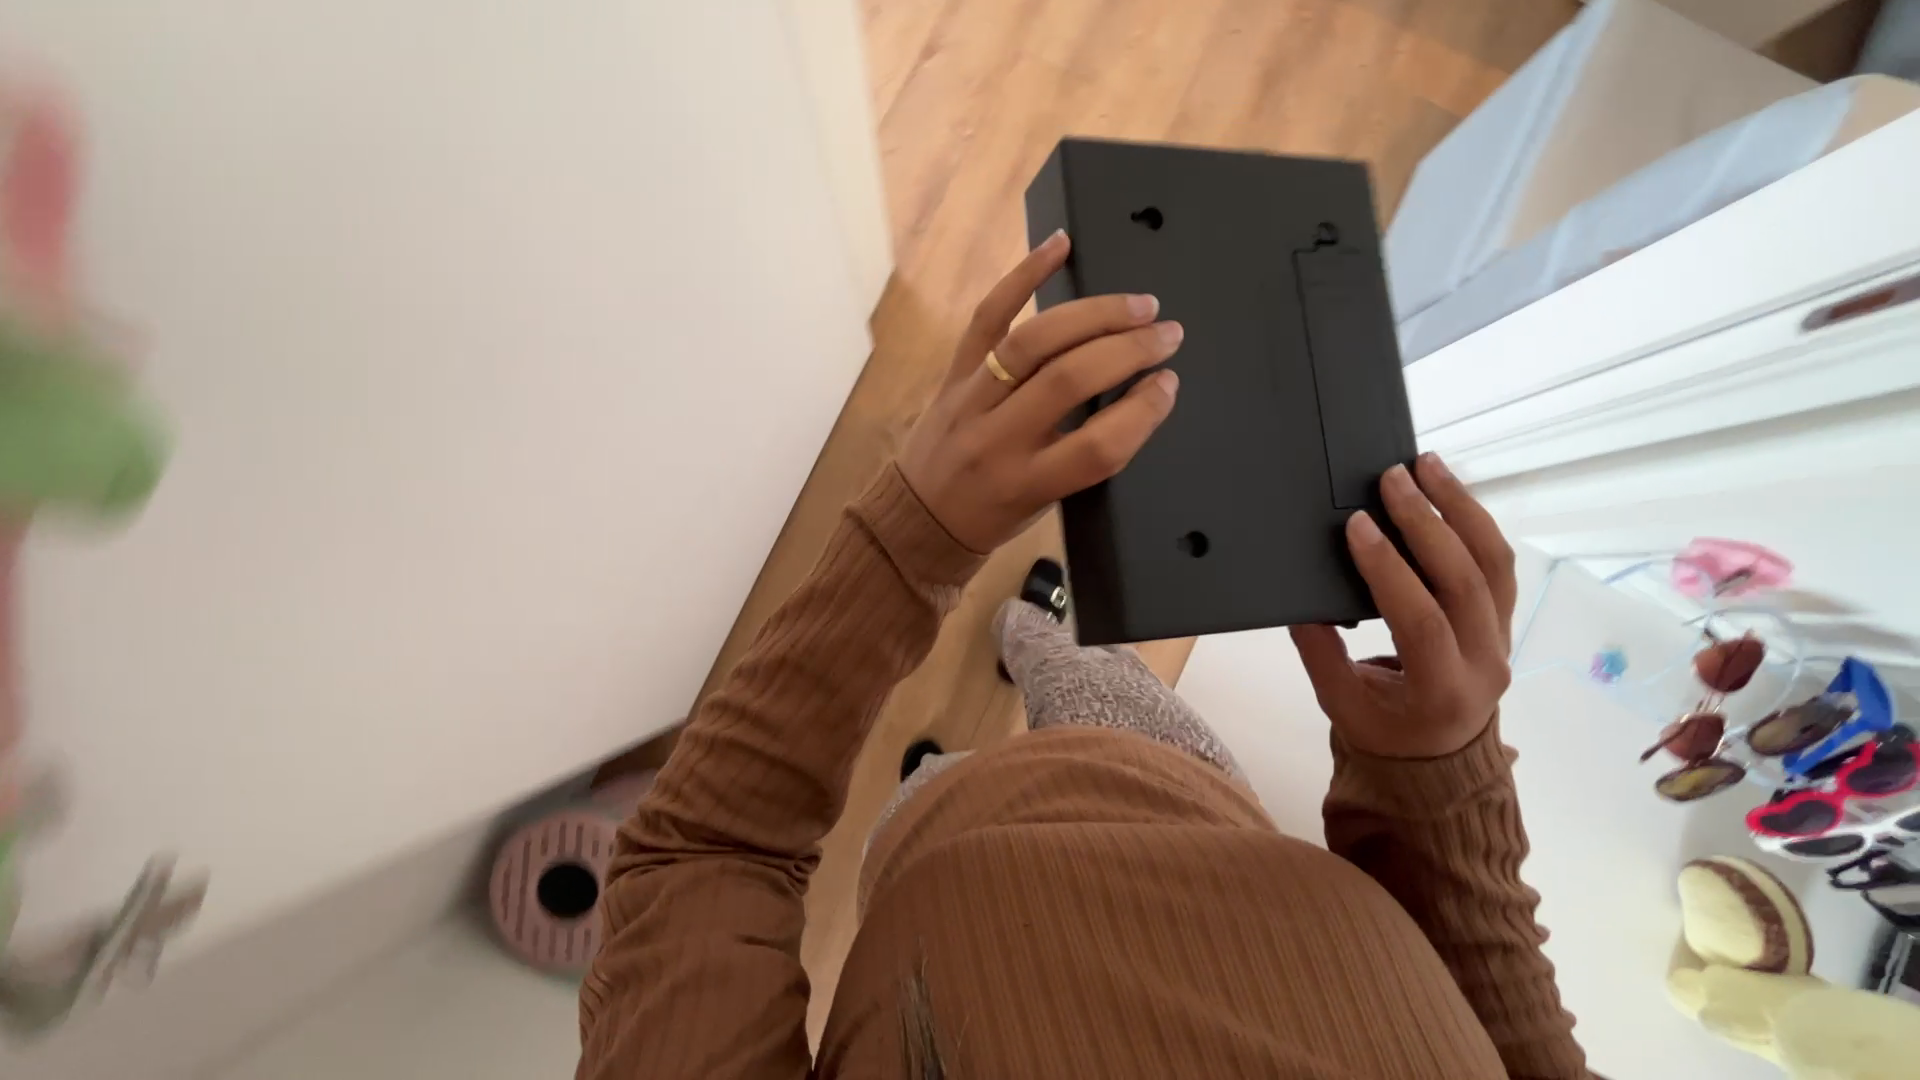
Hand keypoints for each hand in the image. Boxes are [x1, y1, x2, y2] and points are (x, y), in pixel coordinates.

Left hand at [898, 230, 1182, 552]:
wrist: (918, 517)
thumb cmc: (992, 516)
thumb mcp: (1044, 502)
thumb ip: (1083, 457)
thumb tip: (1137, 394)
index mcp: (1026, 484)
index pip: (1096, 447)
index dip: (1143, 413)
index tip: (1168, 384)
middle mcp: (997, 440)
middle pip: (1068, 381)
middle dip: (1128, 350)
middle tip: (1168, 334)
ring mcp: (970, 399)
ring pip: (1032, 342)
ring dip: (1092, 315)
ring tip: (1138, 305)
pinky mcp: (953, 373)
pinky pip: (987, 316)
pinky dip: (1022, 275)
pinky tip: (1060, 244)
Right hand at [1289, 455, 1517, 758]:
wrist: (1437, 757)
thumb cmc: (1382, 731)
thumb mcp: (1339, 703)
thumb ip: (1320, 652)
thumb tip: (1303, 602)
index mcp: (1442, 690)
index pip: (1422, 620)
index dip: (1390, 571)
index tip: (1357, 526)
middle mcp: (1484, 660)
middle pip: (1468, 581)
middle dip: (1429, 522)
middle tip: (1393, 478)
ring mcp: (1501, 637)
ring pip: (1495, 564)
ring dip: (1461, 509)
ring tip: (1428, 466)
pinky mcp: (1502, 619)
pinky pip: (1497, 564)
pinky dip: (1473, 522)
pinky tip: (1446, 492)